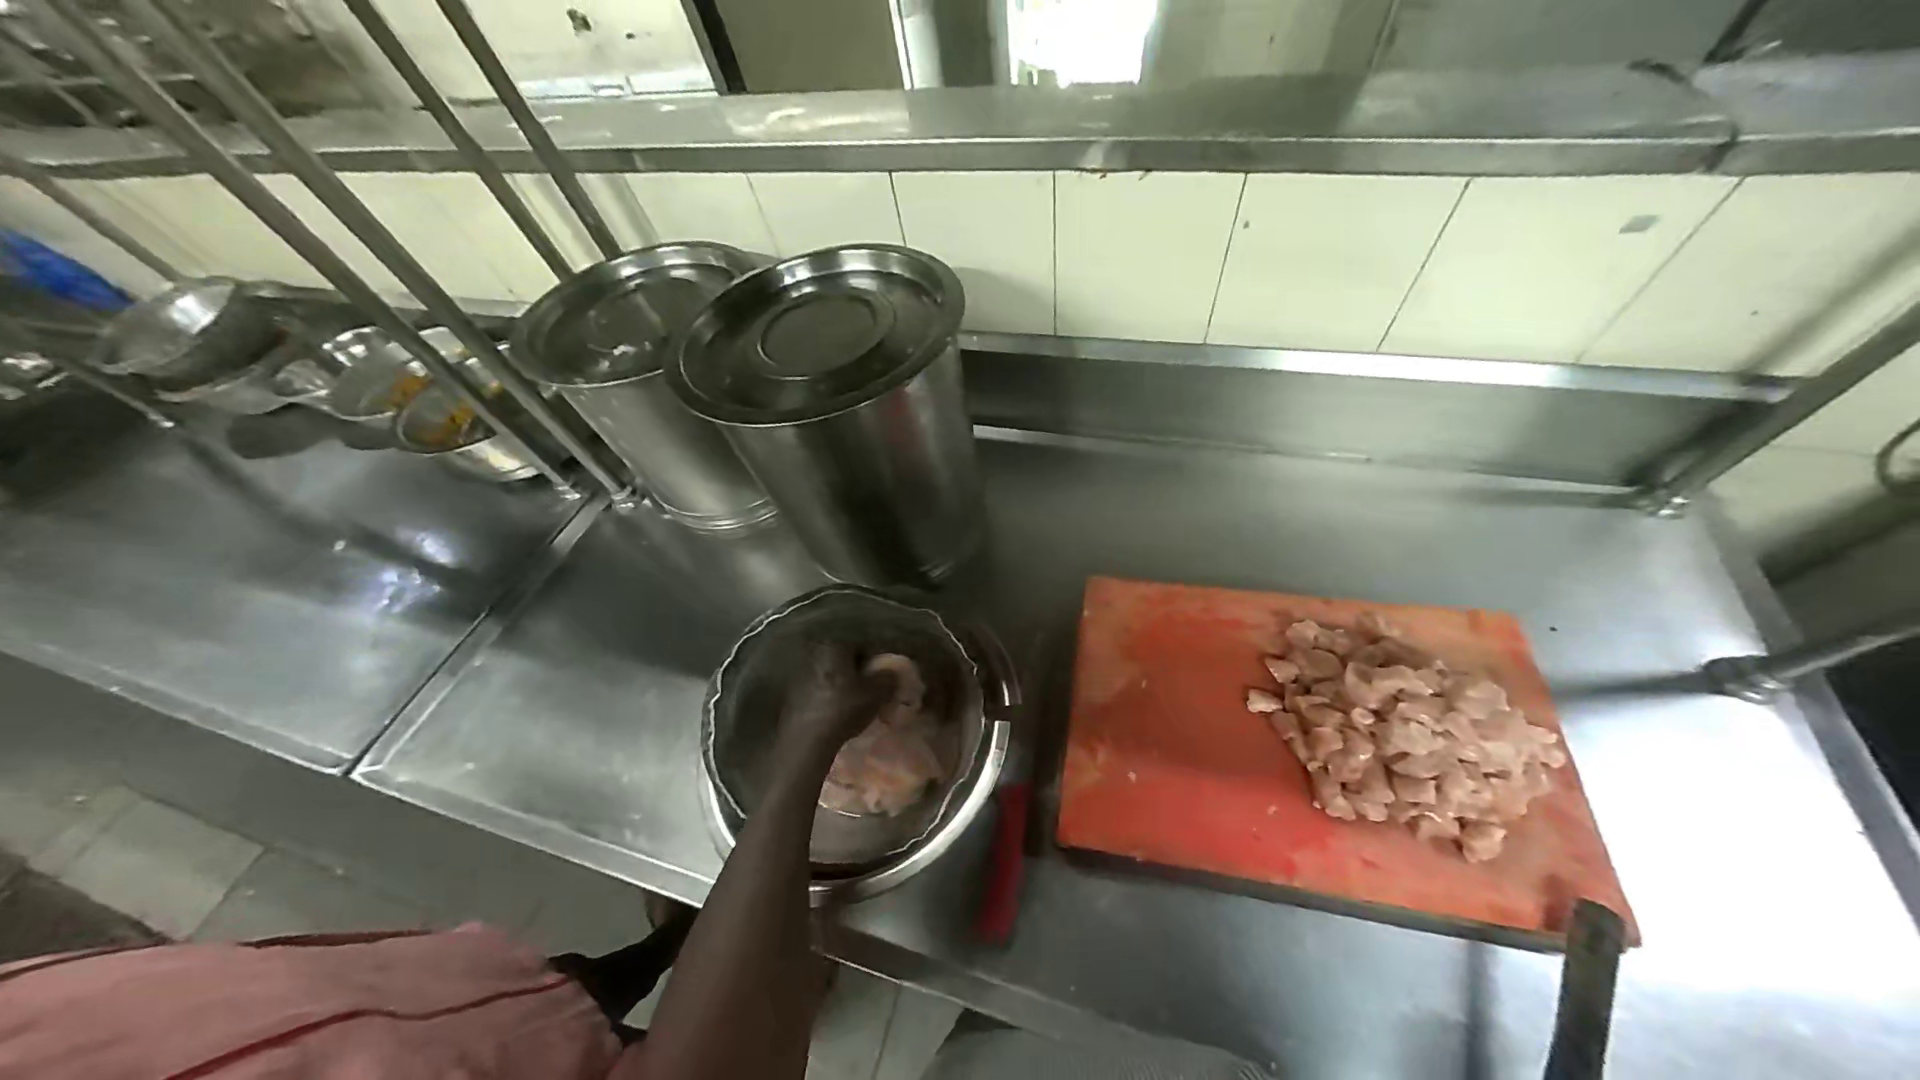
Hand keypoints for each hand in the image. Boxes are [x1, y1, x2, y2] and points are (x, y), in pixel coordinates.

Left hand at [777, 645, 898, 762]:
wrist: (807, 739)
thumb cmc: (845, 708)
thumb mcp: (877, 693)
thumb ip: (888, 678)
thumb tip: (890, 673)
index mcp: (834, 646)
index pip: (862, 647)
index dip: (875, 663)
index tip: (883, 679)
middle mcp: (814, 654)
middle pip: (844, 661)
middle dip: (857, 674)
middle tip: (870, 691)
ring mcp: (800, 675)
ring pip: (830, 677)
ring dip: (842, 687)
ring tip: (854, 705)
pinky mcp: (792, 696)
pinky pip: (818, 692)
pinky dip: (828, 699)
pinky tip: (836, 715)